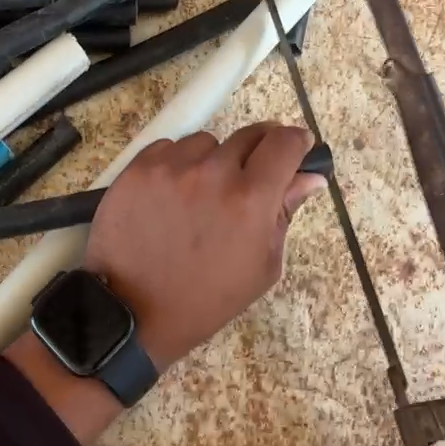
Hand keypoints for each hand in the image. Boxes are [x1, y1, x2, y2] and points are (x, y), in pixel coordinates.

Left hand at [83, 123, 327, 370]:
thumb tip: (310, 178)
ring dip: (213, 160)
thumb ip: (285, 214)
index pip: (284, 143)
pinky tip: (171, 196)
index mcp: (250, 200)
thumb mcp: (261, 266)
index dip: (296, 142)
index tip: (296, 147)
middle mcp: (212, 173)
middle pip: (249, 134)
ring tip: (201, 196)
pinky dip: (177, 165)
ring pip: (207, 142)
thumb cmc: (207, 298)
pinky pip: (169, 149)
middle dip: (258, 151)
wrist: (134, 310)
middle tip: (249, 178)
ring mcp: (171, 167)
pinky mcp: (138, 169)